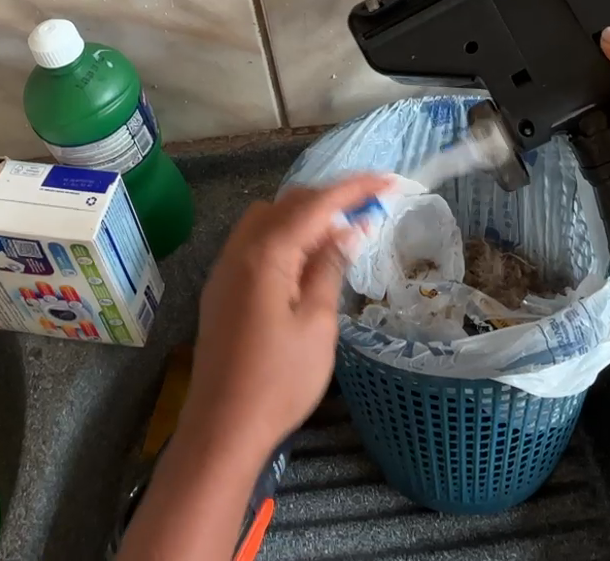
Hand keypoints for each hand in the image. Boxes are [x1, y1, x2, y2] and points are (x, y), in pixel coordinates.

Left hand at [179, 172, 391, 458]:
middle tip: (368, 210)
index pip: (317, 205)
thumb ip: (329, 267)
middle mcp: (240, 250)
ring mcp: (226, 269)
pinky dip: (285, 236)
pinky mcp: (222, 289)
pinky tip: (305, 260)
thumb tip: (344, 230)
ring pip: (268, 219)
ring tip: (339, 234)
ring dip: (304, 216)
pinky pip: (255, 242)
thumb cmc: (279, 380)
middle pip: (288, 204)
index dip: (354, 189)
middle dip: (329, 199)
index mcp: (266, 253)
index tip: (388, 181)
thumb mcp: (317, 323)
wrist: (222, 429)